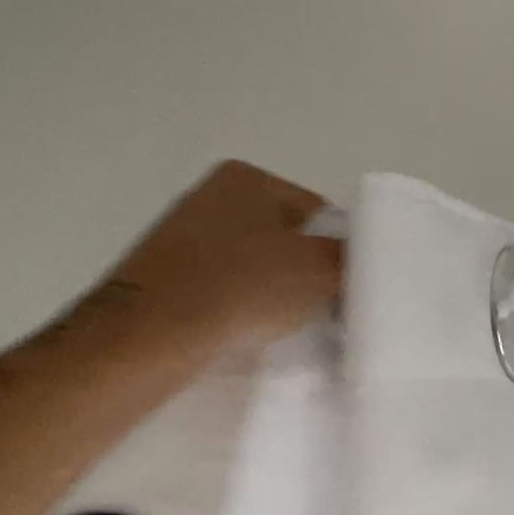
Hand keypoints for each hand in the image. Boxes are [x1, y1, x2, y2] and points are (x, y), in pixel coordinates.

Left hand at [58, 160, 342, 357]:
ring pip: (253, 269)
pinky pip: (222, 293)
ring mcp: (180, 238)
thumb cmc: (246, 286)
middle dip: (305, 275)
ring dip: (273, 296)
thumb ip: (352, 256)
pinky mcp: (163, 279)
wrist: (155, 333)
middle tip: (324, 311)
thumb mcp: (322, 268)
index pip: (318, 213)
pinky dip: (240, 311)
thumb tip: (358, 260)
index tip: (349, 288)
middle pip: (284, 241)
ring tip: (287, 329)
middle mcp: (209, 196)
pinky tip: (249, 336)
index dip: (341, 251)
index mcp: (247, 178)